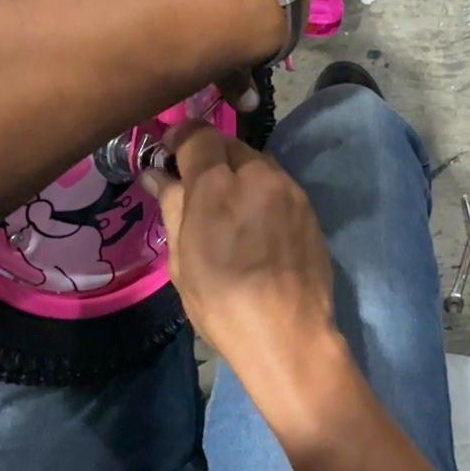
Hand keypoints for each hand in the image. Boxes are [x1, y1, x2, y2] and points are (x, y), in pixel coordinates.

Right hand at [140, 123, 336, 385]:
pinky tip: (256, 226)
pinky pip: (280, 188)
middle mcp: (259, 176)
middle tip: (196, 189)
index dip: (179, 139)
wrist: (288, 335)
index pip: (198, 135)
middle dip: (211, 159)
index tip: (168, 154)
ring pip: (259, 166)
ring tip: (228, 211)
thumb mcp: (182, 260)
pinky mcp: (311, 211)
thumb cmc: (223, 304)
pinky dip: (263, 195)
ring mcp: (291, 191)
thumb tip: (158, 175)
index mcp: (217, 185)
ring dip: (240, 176)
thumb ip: (172, 208)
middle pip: (230, 147)